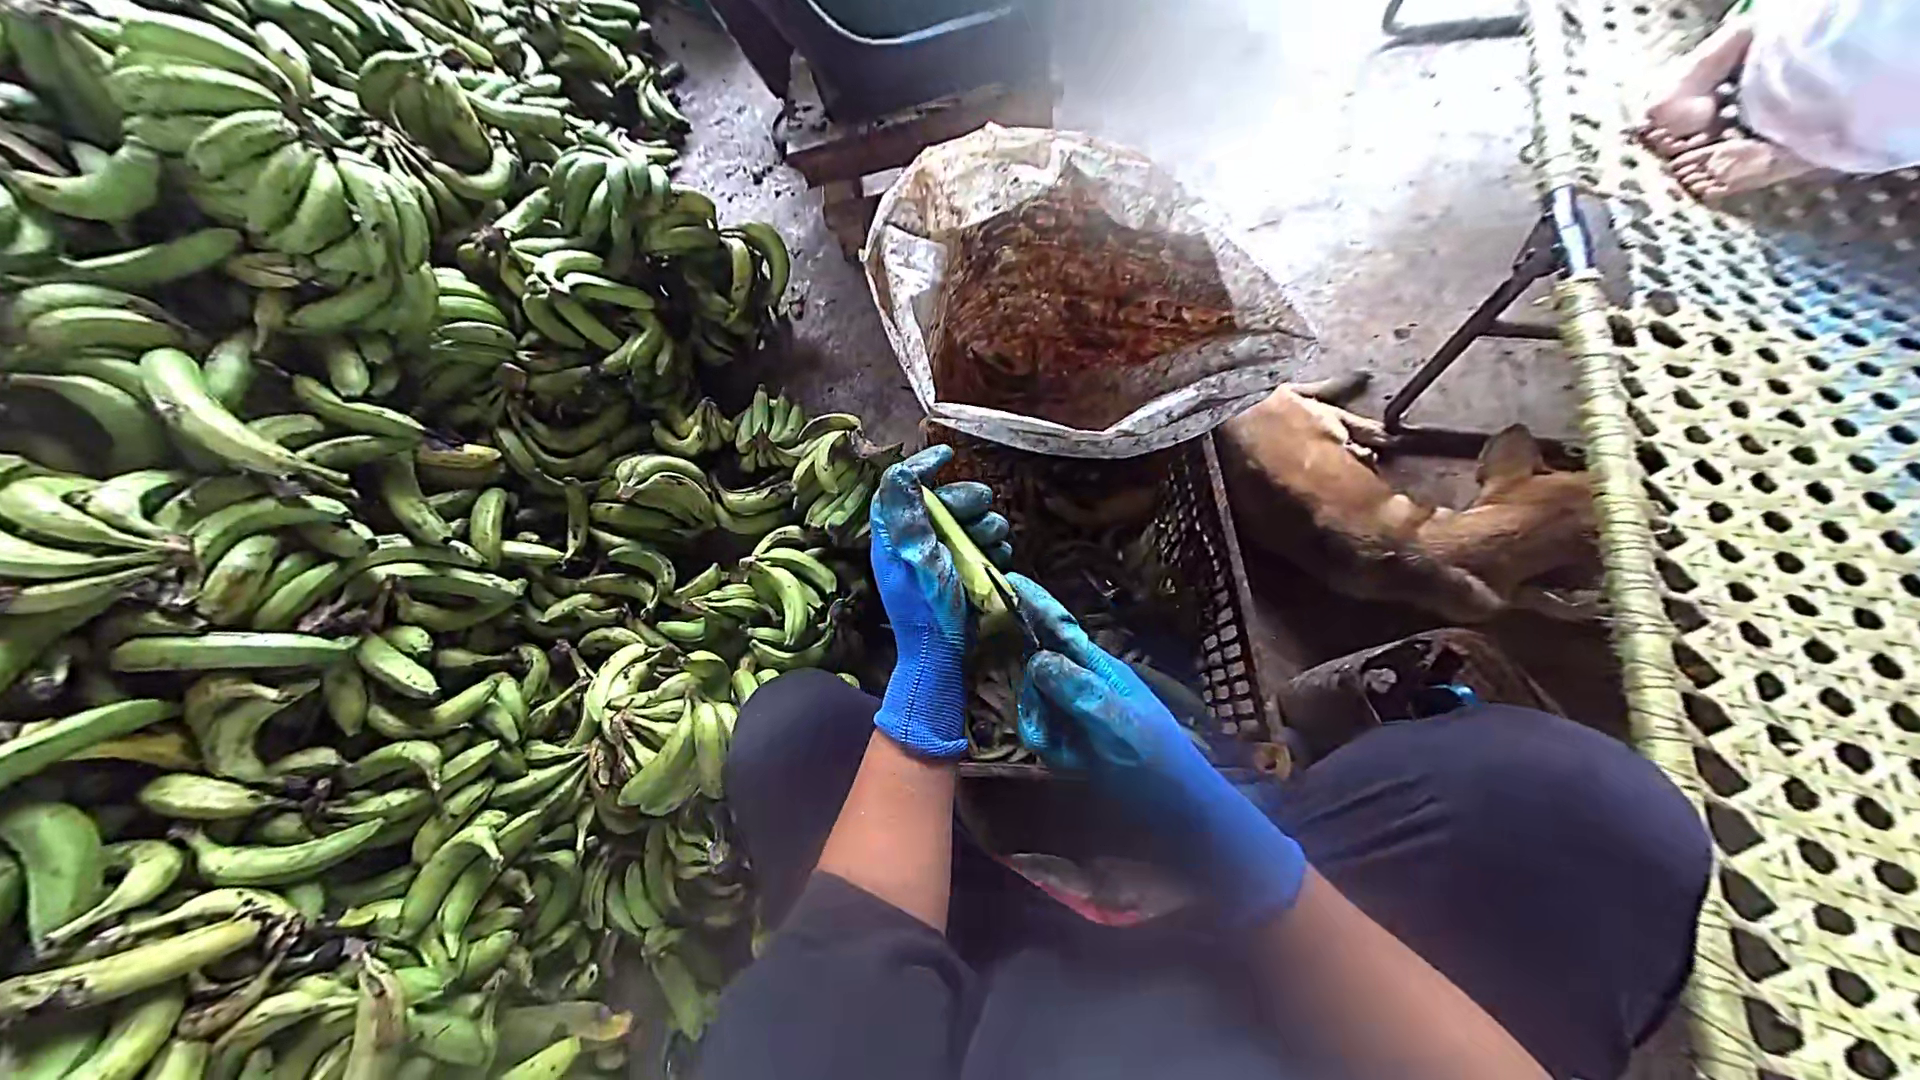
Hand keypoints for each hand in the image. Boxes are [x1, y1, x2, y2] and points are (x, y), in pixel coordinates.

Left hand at [868, 445, 1008, 758]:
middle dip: (966, 499)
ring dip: (986, 524)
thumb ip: (905, 508)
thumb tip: (903, 467)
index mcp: (894, 535)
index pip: (901, 488)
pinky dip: (992, 547)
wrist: (945, 658)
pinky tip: (999, 557)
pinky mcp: (962, 575)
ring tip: (994, 537)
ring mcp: (940, 560)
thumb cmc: (926, 607)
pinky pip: (981, 548)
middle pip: (941, 502)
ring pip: (967, 523)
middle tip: (983, 507)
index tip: (948, 455)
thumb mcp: (913, 552)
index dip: (921, 467)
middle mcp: (914, 543)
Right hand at [1010, 574, 1305, 924]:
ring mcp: (1079, 712)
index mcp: (1103, 668)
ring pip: (1035, 702)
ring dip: (1044, 727)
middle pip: (1036, 666)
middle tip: (1050, 727)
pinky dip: (1051, 748)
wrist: (1185, 821)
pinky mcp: (1073, 739)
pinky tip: (1072, 765)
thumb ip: (1080, 690)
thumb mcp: (1123, 727)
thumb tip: (1036, 658)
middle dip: (1034, 695)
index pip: (1061, 626)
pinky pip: (1043, 732)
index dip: (1033, 603)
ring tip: (1072, 756)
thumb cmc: (1160, 767)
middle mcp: (1086, 683)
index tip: (1004, 578)